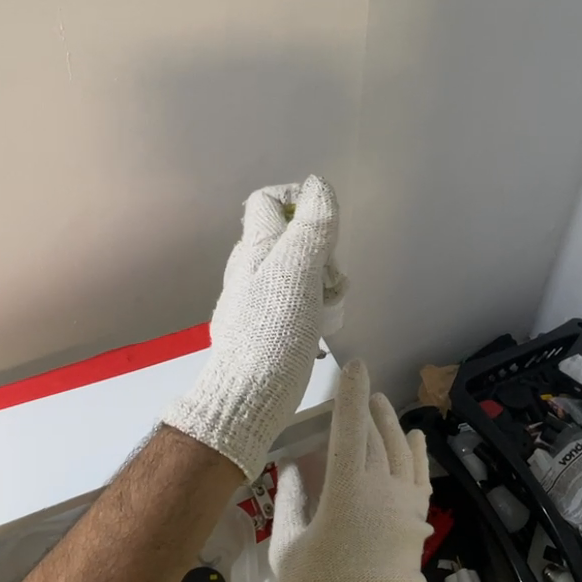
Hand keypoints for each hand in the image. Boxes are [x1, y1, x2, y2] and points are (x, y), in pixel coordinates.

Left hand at [164, 174, 344, 479]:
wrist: (249, 396)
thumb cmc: (274, 331)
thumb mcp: (300, 272)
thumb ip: (312, 227)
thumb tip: (318, 186)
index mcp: (255, 246)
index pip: (268, 200)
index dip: (298, 202)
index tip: (325, 228)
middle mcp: (251, 266)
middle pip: (293, 237)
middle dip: (323, 252)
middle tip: (332, 280)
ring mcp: (256, 297)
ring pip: (300, 271)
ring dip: (323, 284)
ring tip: (328, 309)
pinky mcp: (265, 324)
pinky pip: (295, 301)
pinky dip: (313, 308)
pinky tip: (319, 328)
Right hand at [270, 360, 433, 581]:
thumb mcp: (289, 547)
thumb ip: (291, 501)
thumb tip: (292, 468)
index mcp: (347, 493)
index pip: (350, 429)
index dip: (351, 394)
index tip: (353, 367)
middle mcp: (382, 490)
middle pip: (375, 435)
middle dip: (366, 406)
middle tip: (358, 387)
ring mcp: (405, 505)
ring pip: (400, 450)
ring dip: (390, 423)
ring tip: (380, 404)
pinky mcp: (417, 521)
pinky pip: (420, 475)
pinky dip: (416, 452)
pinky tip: (413, 437)